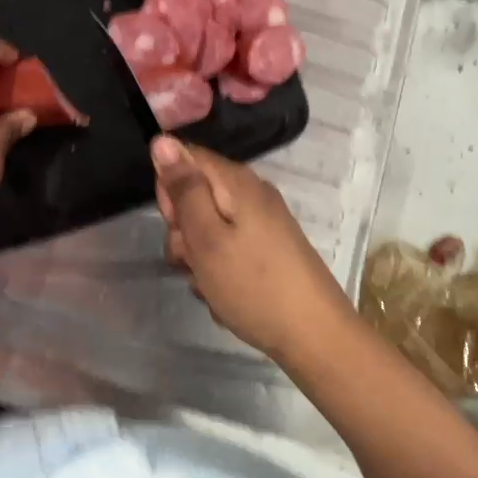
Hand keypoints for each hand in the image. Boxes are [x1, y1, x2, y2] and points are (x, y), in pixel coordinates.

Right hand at [151, 135, 356, 361]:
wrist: (315, 337)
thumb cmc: (253, 285)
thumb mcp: (206, 237)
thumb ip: (183, 188)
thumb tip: (161, 139)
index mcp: (236, 183)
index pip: (183, 157)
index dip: (169, 188)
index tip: (175, 222)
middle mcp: (251, 194)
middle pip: (194, 194)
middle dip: (182, 228)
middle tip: (193, 257)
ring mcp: (261, 223)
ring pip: (206, 227)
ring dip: (197, 255)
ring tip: (208, 282)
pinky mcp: (267, 249)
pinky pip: (226, 248)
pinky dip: (216, 269)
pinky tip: (223, 293)